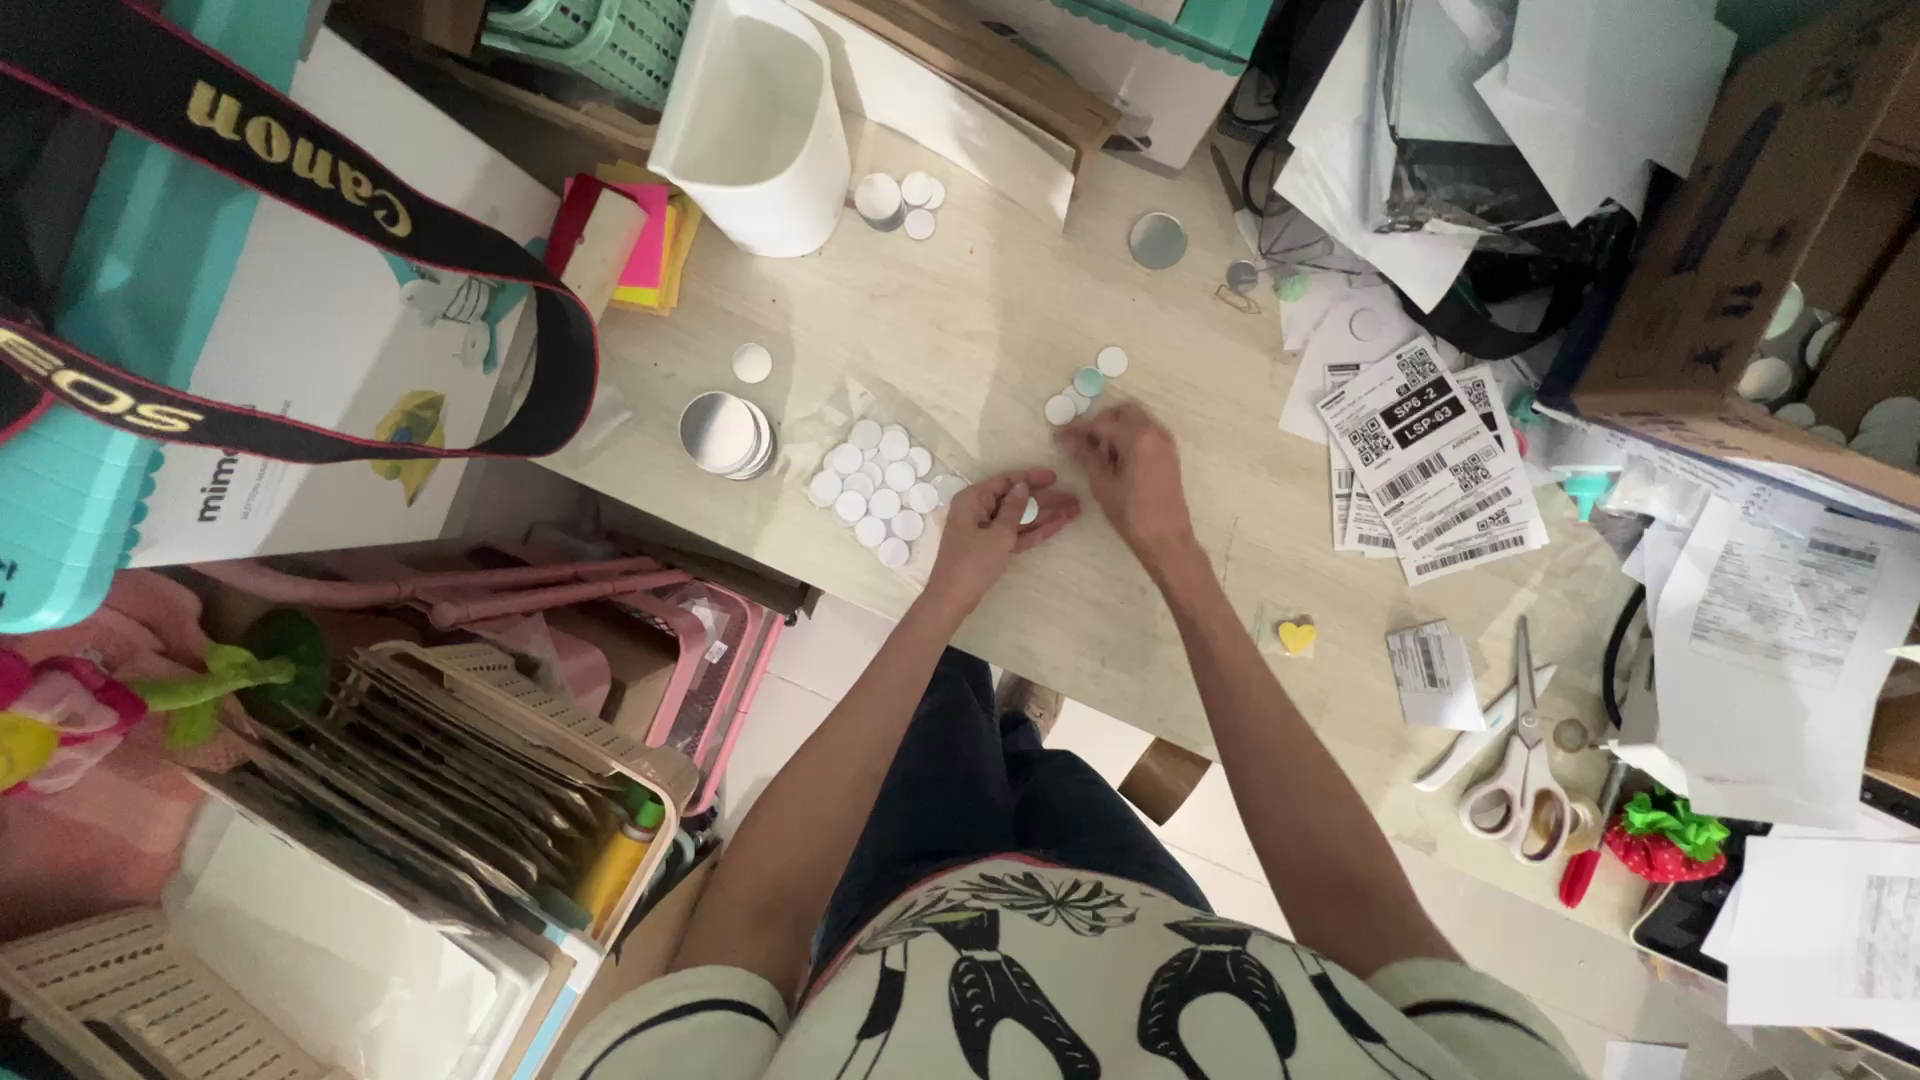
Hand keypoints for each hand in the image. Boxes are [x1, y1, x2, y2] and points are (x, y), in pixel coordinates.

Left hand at [924, 468, 1079, 616]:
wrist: (953, 599)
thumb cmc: (973, 563)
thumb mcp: (998, 534)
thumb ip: (1014, 509)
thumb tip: (1022, 486)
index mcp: (973, 499)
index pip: (1006, 482)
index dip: (1032, 479)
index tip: (1056, 478)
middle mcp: (978, 510)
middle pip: (1016, 500)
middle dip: (1045, 500)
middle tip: (1074, 499)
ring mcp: (986, 530)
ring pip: (1020, 519)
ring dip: (1045, 516)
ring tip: (1074, 512)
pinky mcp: (992, 548)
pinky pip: (1016, 534)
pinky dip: (1035, 531)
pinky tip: (1058, 526)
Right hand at [1057, 402, 1194, 570]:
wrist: (1166, 538)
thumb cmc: (1131, 514)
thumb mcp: (1103, 485)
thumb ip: (1086, 456)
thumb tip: (1069, 439)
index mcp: (1137, 439)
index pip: (1102, 423)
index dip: (1079, 428)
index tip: (1062, 435)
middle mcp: (1154, 432)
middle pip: (1123, 412)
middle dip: (1101, 422)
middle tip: (1083, 442)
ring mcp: (1165, 442)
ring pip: (1137, 420)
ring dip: (1117, 428)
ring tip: (1100, 454)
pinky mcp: (1169, 453)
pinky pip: (1147, 432)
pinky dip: (1130, 436)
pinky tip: (1118, 460)